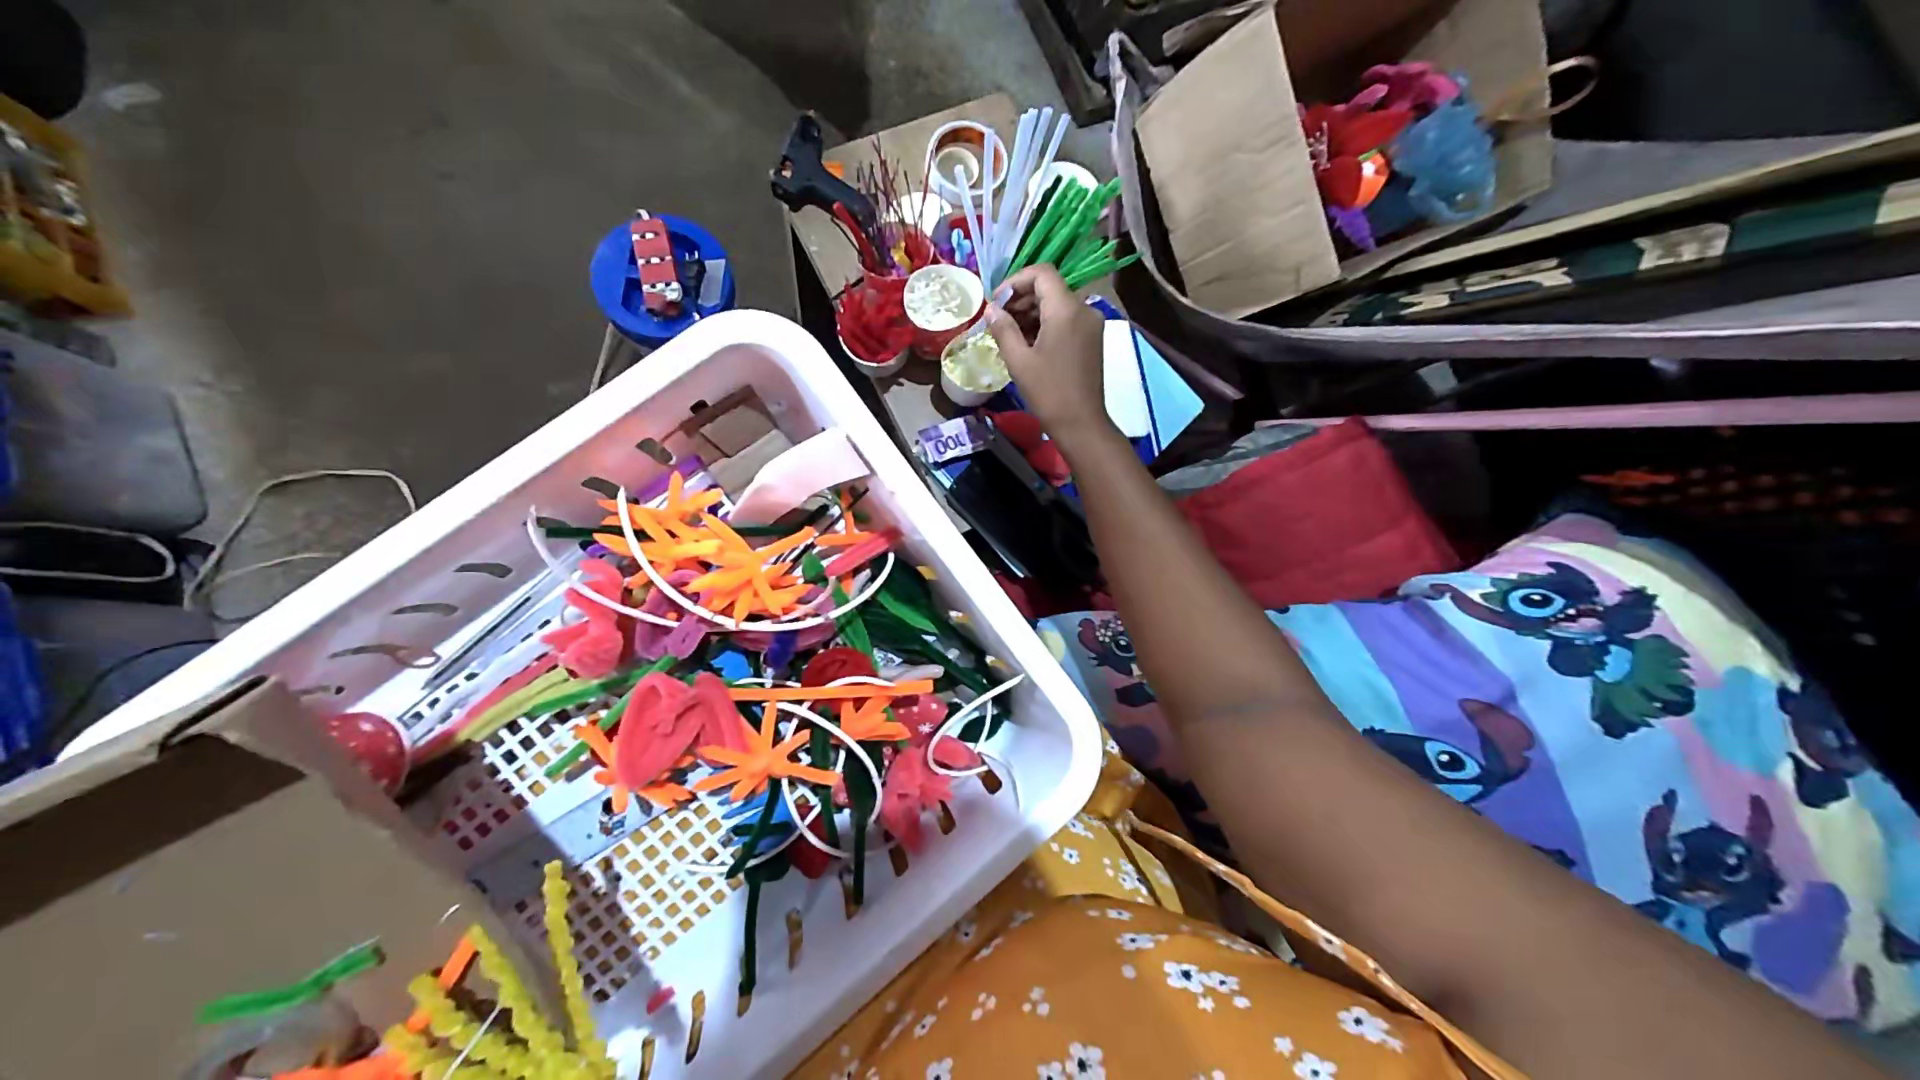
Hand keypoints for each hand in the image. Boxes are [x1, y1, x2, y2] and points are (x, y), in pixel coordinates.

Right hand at [984, 265, 1112, 443]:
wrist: (1081, 423)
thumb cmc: (1048, 392)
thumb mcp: (1018, 360)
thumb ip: (1003, 329)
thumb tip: (991, 310)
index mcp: (1066, 309)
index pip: (1041, 274)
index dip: (1015, 282)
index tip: (996, 302)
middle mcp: (1083, 309)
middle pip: (1049, 288)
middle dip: (1021, 298)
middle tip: (998, 319)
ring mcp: (1091, 324)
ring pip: (1057, 304)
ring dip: (1032, 312)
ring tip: (1009, 333)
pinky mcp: (1092, 338)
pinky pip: (1066, 319)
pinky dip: (1046, 324)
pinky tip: (1027, 342)